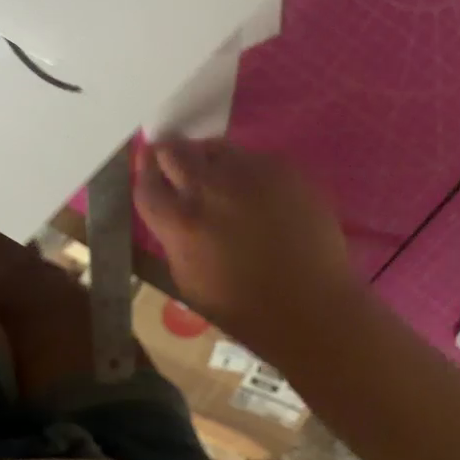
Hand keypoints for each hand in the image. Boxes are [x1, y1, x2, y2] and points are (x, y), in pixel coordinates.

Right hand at [132, 137, 354, 357]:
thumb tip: (170, 205)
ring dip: (209, 160)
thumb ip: (172, 234)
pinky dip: (248, 170)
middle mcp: (209, 189)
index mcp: (182, 223)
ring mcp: (248, 174)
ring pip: (215, 148)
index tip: (148, 164)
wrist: (314, 310)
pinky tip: (259, 194)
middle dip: (171, 155)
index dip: (144, 170)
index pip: (147, 181)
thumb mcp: (187, 279)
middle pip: (174, 151)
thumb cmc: (245, 309)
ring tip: (222, 180)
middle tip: (178, 165)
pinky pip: (254, 158)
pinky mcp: (283, 169)